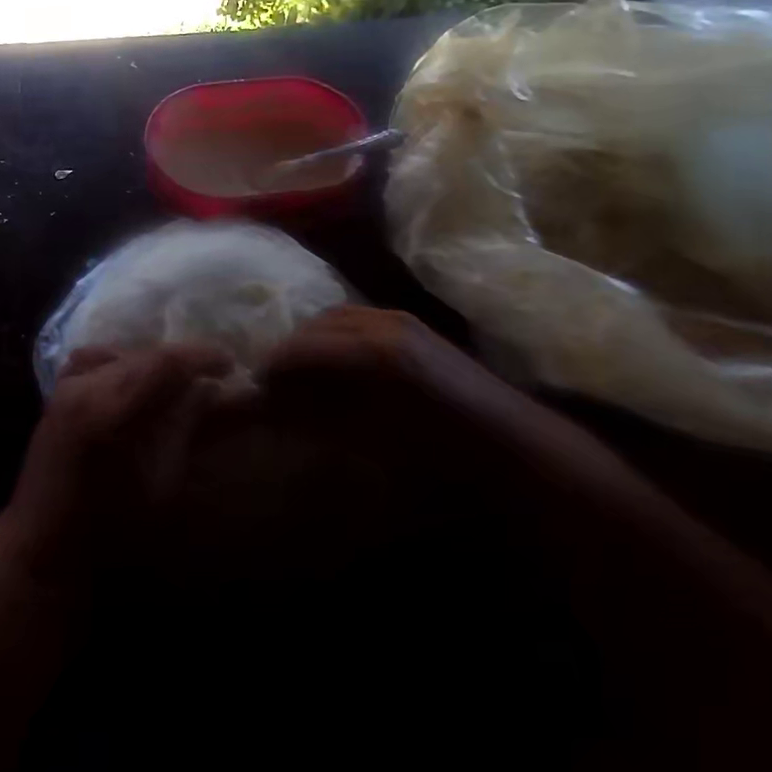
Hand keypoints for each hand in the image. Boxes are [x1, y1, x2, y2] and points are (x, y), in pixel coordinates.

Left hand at [0, 344, 233, 580]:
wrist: (43, 544)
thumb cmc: (109, 531)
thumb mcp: (161, 484)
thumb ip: (184, 429)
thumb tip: (210, 391)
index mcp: (110, 411)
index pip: (164, 363)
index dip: (202, 357)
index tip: (231, 364)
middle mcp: (84, 388)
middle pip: (142, 355)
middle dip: (182, 360)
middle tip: (214, 374)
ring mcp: (64, 389)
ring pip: (118, 355)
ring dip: (152, 362)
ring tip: (178, 380)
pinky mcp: (55, 396)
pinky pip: (91, 362)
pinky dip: (119, 363)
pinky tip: (135, 380)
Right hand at [264, 306, 519, 445]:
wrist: (516, 447)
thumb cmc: (442, 454)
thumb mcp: (370, 438)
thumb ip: (317, 415)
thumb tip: (276, 405)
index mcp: (373, 353)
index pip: (303, 346)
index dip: (274, 364)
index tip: (256, 385)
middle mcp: (385, 324)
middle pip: (317, 324)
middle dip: (291, 348)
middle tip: (274, 379)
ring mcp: (403, 321)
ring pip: (338, 317)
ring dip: (314, 339)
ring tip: (303, 371)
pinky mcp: (416, 326)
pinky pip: (361, 320)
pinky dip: (337, 335)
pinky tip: (337, 364)